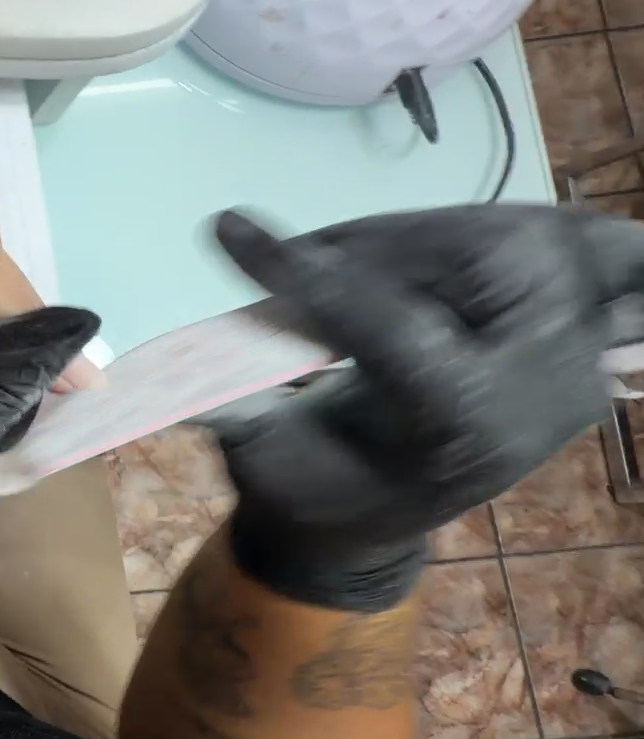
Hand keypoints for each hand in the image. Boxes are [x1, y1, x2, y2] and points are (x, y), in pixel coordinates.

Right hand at [207, 206, 643, 610]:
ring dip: (417, 230)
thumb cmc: (307, 491)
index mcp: (458, 430)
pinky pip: (547, 242)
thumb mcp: (258, 460)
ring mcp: (575, 353)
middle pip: (495, 256)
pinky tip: (395, 254)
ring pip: (525, 234)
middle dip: (384, 239)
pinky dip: (462, 232)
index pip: (388, 324)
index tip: (226, 227)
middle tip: (302, 251)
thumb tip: (163, 363)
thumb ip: (226, 406)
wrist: (370, 511)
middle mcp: (543, 387)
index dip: (300, 271)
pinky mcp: (573, 327)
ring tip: (336, 254)